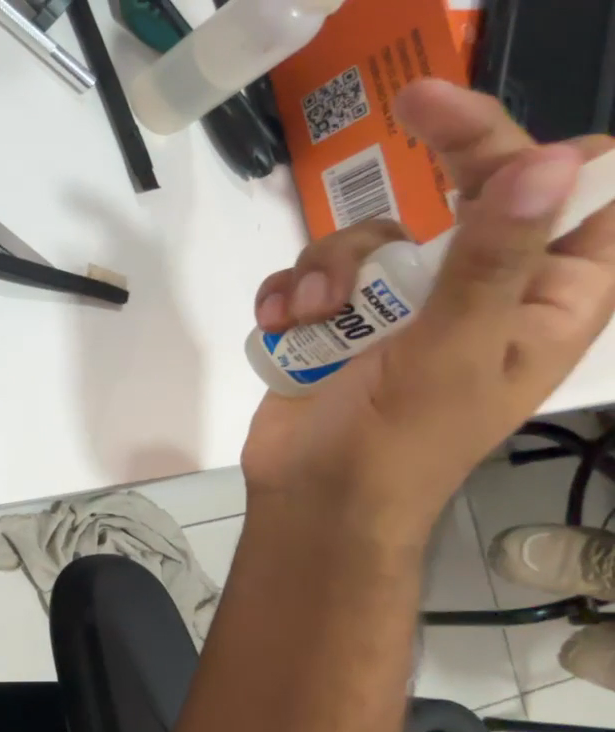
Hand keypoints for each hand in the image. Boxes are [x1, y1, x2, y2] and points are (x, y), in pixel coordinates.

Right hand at [244, 79, 614, 543]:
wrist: (311, 501)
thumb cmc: (399, 443)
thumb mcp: (454, 350)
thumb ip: (494, 259)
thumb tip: (547, 161)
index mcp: (547, 295)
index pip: (573, 191)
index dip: (532, 148)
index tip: (467, 117)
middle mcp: (479, 289)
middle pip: (470, 190)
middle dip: (428, 177)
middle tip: (408, 108)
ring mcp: (401, 307)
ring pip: (371, 236)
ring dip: (331, 264)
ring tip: (311, 313)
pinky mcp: (335, 325)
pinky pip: (312, 276)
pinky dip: (289, 295)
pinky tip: (279, 326)